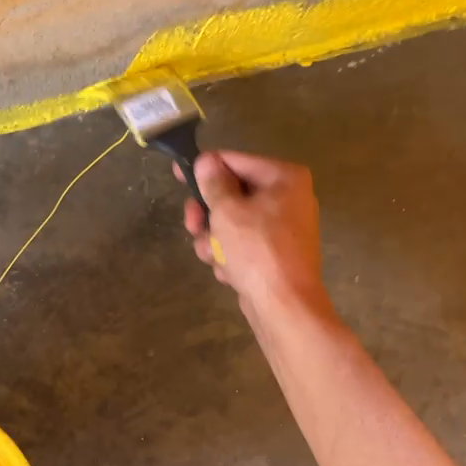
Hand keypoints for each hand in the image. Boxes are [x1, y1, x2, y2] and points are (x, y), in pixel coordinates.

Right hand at [180, 151, 326, 313]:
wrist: (284, 304)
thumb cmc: (257, 251)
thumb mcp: (228, 211)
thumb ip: (214, 183)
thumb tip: (206, 161)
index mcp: (284, 178)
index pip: (235, 161)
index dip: (205, 168)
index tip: (178, 173)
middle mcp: (288, 198)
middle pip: (231, 195)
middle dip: (208, 215)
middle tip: (193, 226)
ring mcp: (282, 228)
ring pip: (231, 223)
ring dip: (215, 240)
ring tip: (214, 256)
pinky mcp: (273, 254)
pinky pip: (241, 245)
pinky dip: (230, 256)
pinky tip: (229, 271)